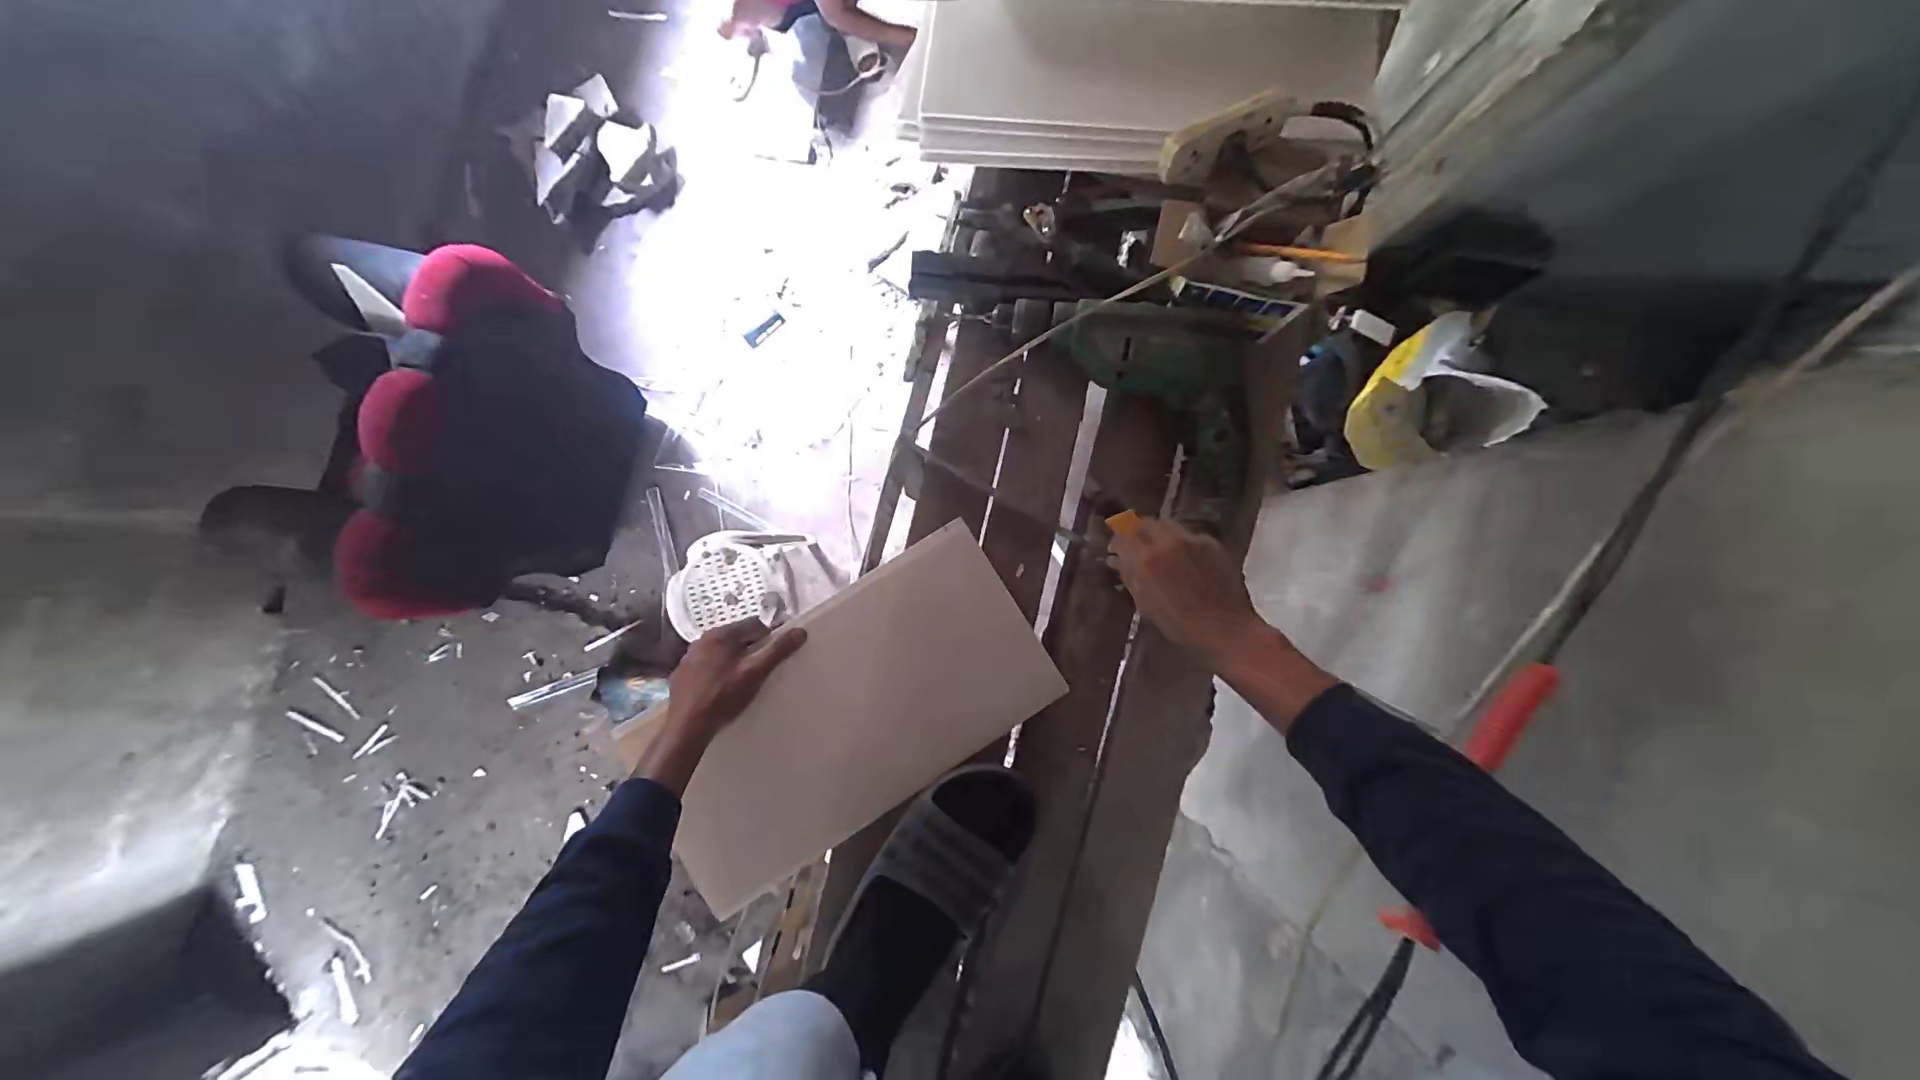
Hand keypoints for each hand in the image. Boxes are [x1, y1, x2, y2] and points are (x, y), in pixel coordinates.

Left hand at [634, 618, 806, 792]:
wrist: (687, 725)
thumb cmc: (724, 696)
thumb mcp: (756, 672)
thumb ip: (778, 650)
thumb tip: (800, 631)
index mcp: (722, 634)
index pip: (756, 624)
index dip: (769, 638)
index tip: (773, 657)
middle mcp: (703, 638)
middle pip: (737, 636)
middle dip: (751, 648)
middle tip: (759, 670)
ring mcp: (689, 655)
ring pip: (721, 650)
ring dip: (733, 658)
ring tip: (740, 680)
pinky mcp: (682, 672)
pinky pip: (706, 663)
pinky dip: (716, 670)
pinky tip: (720, 688)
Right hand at [1109, 516, 1335, 732]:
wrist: (1226, 629)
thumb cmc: (1180, 624)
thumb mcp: (1146, 604)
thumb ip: (1129, 576)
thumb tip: (1116, 559)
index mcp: (1147, 559)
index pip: (1124, 535)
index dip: (1116, 539)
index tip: (1115, 548)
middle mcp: (1169, 542)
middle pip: (1147, 523)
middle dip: (1138, 531)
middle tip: (1136, 545)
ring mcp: (1194, 540)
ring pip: (1169, 526)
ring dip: (1159, 534)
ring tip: (1160, 551)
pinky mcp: (1213, 543)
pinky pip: (1189, 536)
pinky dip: (1181, 544)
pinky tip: (1184, 561)